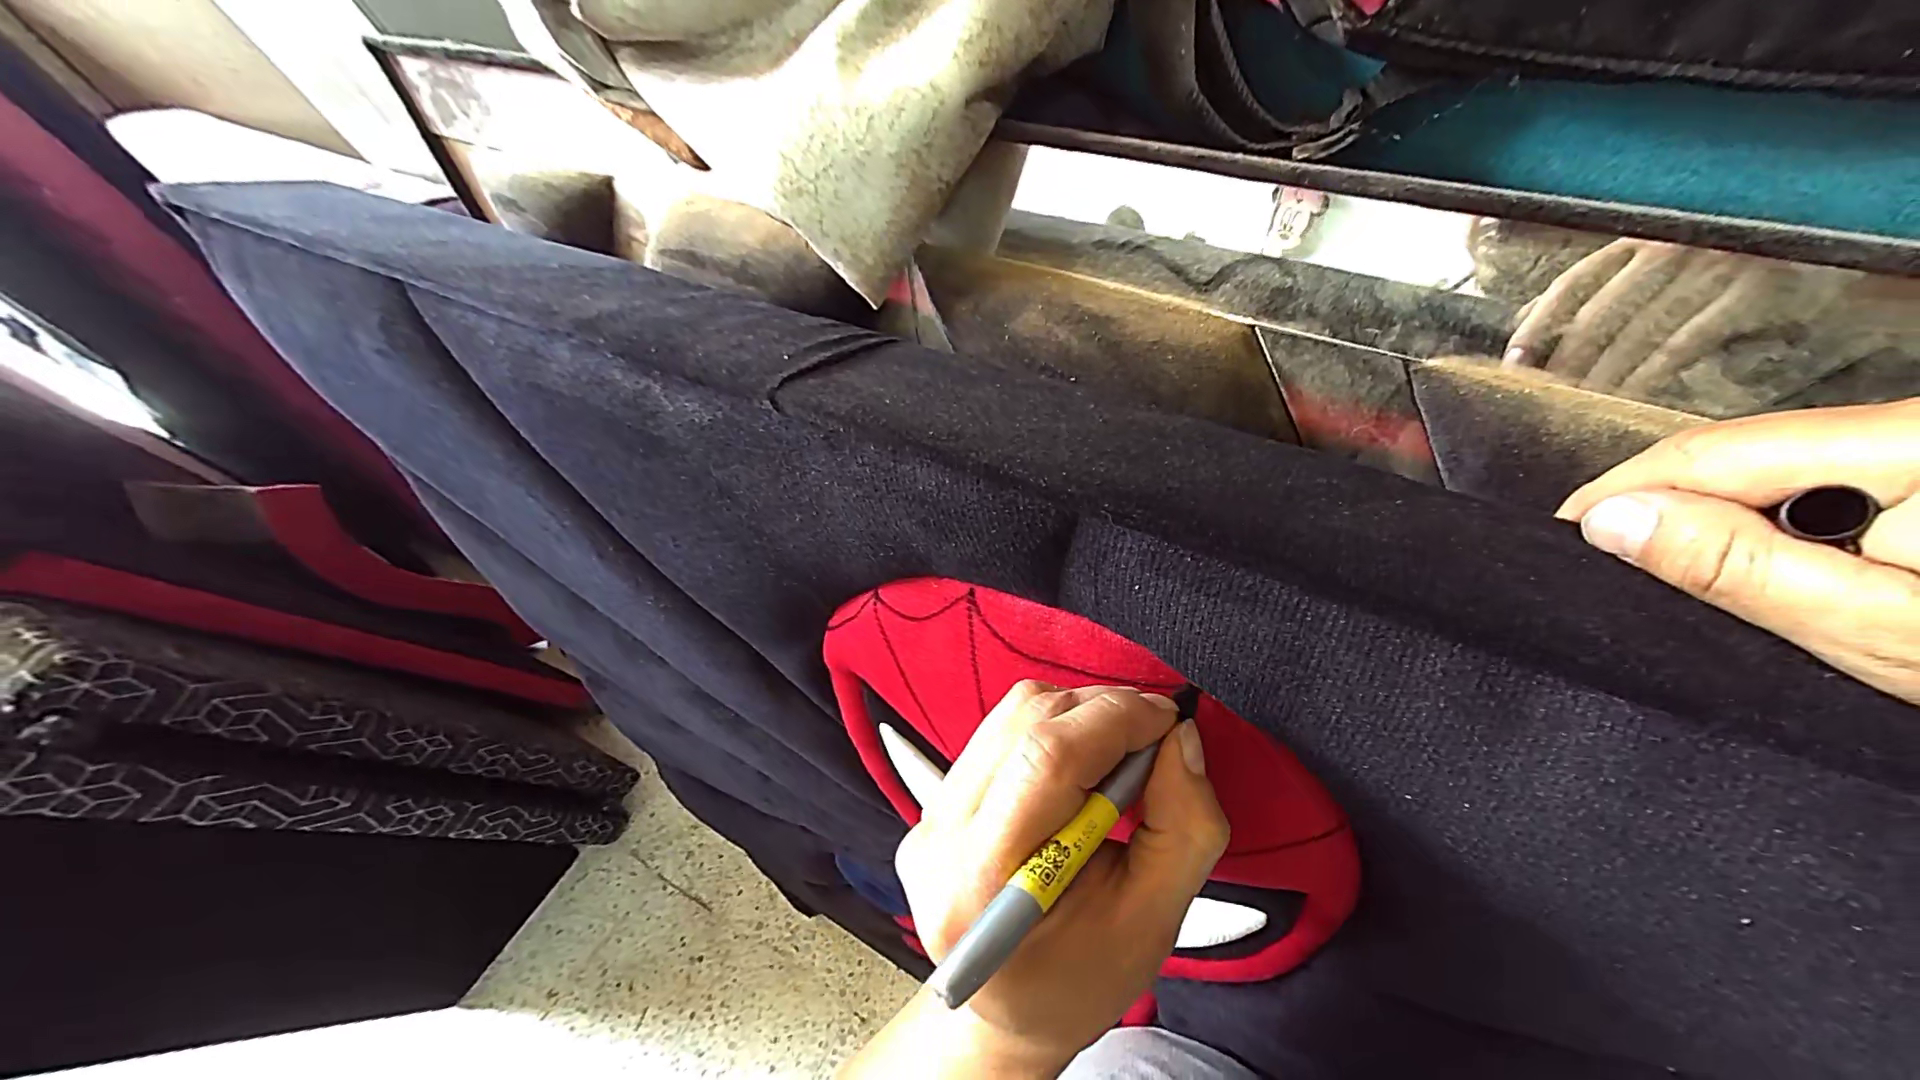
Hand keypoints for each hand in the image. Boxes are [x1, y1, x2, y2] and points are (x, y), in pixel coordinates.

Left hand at [840, 681, 1228, 1077]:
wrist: (1009, 1004)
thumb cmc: (1078, 979)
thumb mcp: (1152, 920)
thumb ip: (1183, 825)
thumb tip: (1181, 738)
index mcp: (982, 883)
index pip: (1047, 760)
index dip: (1116, 720)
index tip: (1167, 720)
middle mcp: (940, 837)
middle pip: (1027, 723)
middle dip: (1103, 711)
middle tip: (1149, 737)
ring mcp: (929, 813)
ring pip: (1012, 714)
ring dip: (1078, 714)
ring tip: (1115, 754)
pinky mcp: (936, 797)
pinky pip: (1000, 729)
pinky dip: (1052, 726)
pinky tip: (1078, 763)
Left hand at [1505, 240, 1857, 399]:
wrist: (1843, 229)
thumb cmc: (1727, 256)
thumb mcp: (1652, 259)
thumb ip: (1589, 287)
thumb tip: (1522, 316)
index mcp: (1642, 240)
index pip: (1571, 284)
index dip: (1536, 325)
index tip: (1512, 361)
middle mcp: (1673, 248)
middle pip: (1597, 318)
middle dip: (1563, 364)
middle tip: (1542, 396)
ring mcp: (1715, 268)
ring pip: (1633, 336)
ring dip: (1598, 377)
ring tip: (1575, 405)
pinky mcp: (1755, 293)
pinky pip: (1682, 345)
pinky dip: (1647, 375)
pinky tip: (1626, 397)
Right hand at [1559, 398, 1919, 703]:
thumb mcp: (1886, 634)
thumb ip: (1742, 570)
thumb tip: (1611, 521)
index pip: (1712, 453)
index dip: (1617, 494)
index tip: (1562, 537)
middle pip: (1747, 454)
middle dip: (1663, 507)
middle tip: (1607, 564)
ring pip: (1784, 468)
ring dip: (1717, 517)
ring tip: (1676, 570)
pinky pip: (1829, 481)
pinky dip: (1774, 522)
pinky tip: (1763, 561)